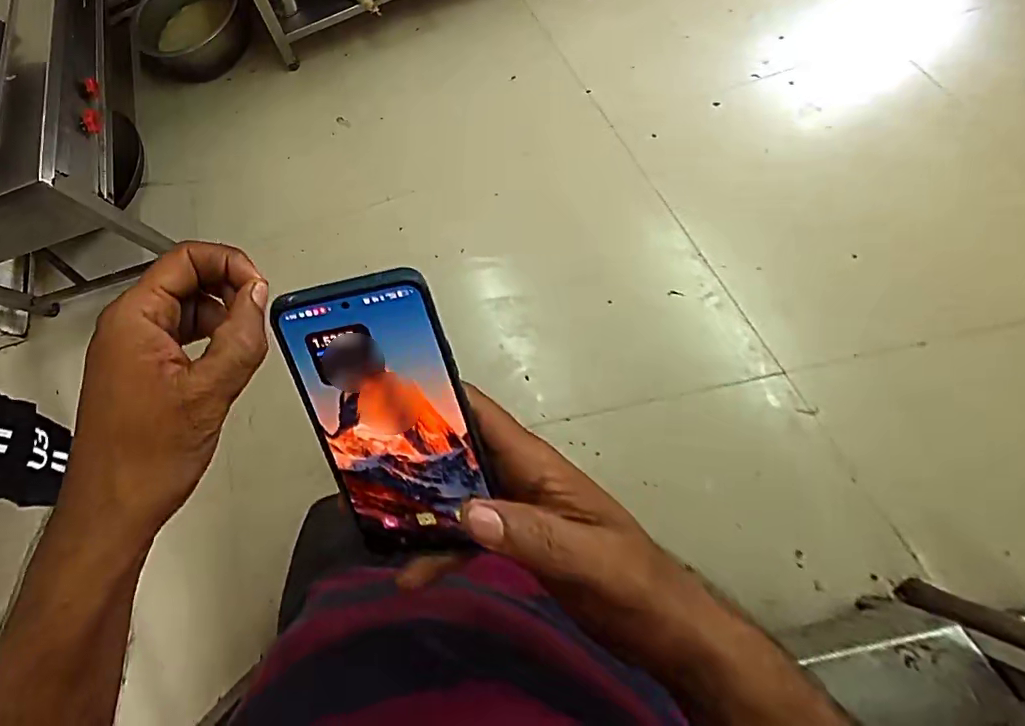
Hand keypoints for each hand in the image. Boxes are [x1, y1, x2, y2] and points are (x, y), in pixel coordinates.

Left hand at [62, 242, 268, 541]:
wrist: (110, 511)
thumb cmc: (139, 462)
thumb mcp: (208, 393)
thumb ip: (239, 337)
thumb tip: (256, 296)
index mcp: (134, 317)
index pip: (185, 258)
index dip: (228, 263)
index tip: (256, 284)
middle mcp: (126, 325)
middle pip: (183, 278)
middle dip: (226, 287)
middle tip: (255, 310)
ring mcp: (129, 346)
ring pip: (182, 306)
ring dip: (218, 314)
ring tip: (243, 338)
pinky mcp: (136, 367)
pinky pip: (176, 334)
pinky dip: (205, 337)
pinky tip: (223, 358)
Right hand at [405, 388, 852, 723]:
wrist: (667, 633)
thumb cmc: (633, 581)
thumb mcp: (582, 555)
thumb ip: (526, 531)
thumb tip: (465, 510)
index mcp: (531, 460)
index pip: (476, 410)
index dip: (432, 392)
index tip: (385, 391)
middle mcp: (513, 474)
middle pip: (451, 450)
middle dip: (407, 450)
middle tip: (357, 455)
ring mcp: (510, 507)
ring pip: (450, 493)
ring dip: (415, 503)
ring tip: (370, 517)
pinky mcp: (509, 538)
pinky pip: (461, 533)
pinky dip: (435, 547)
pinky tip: (410, 572)